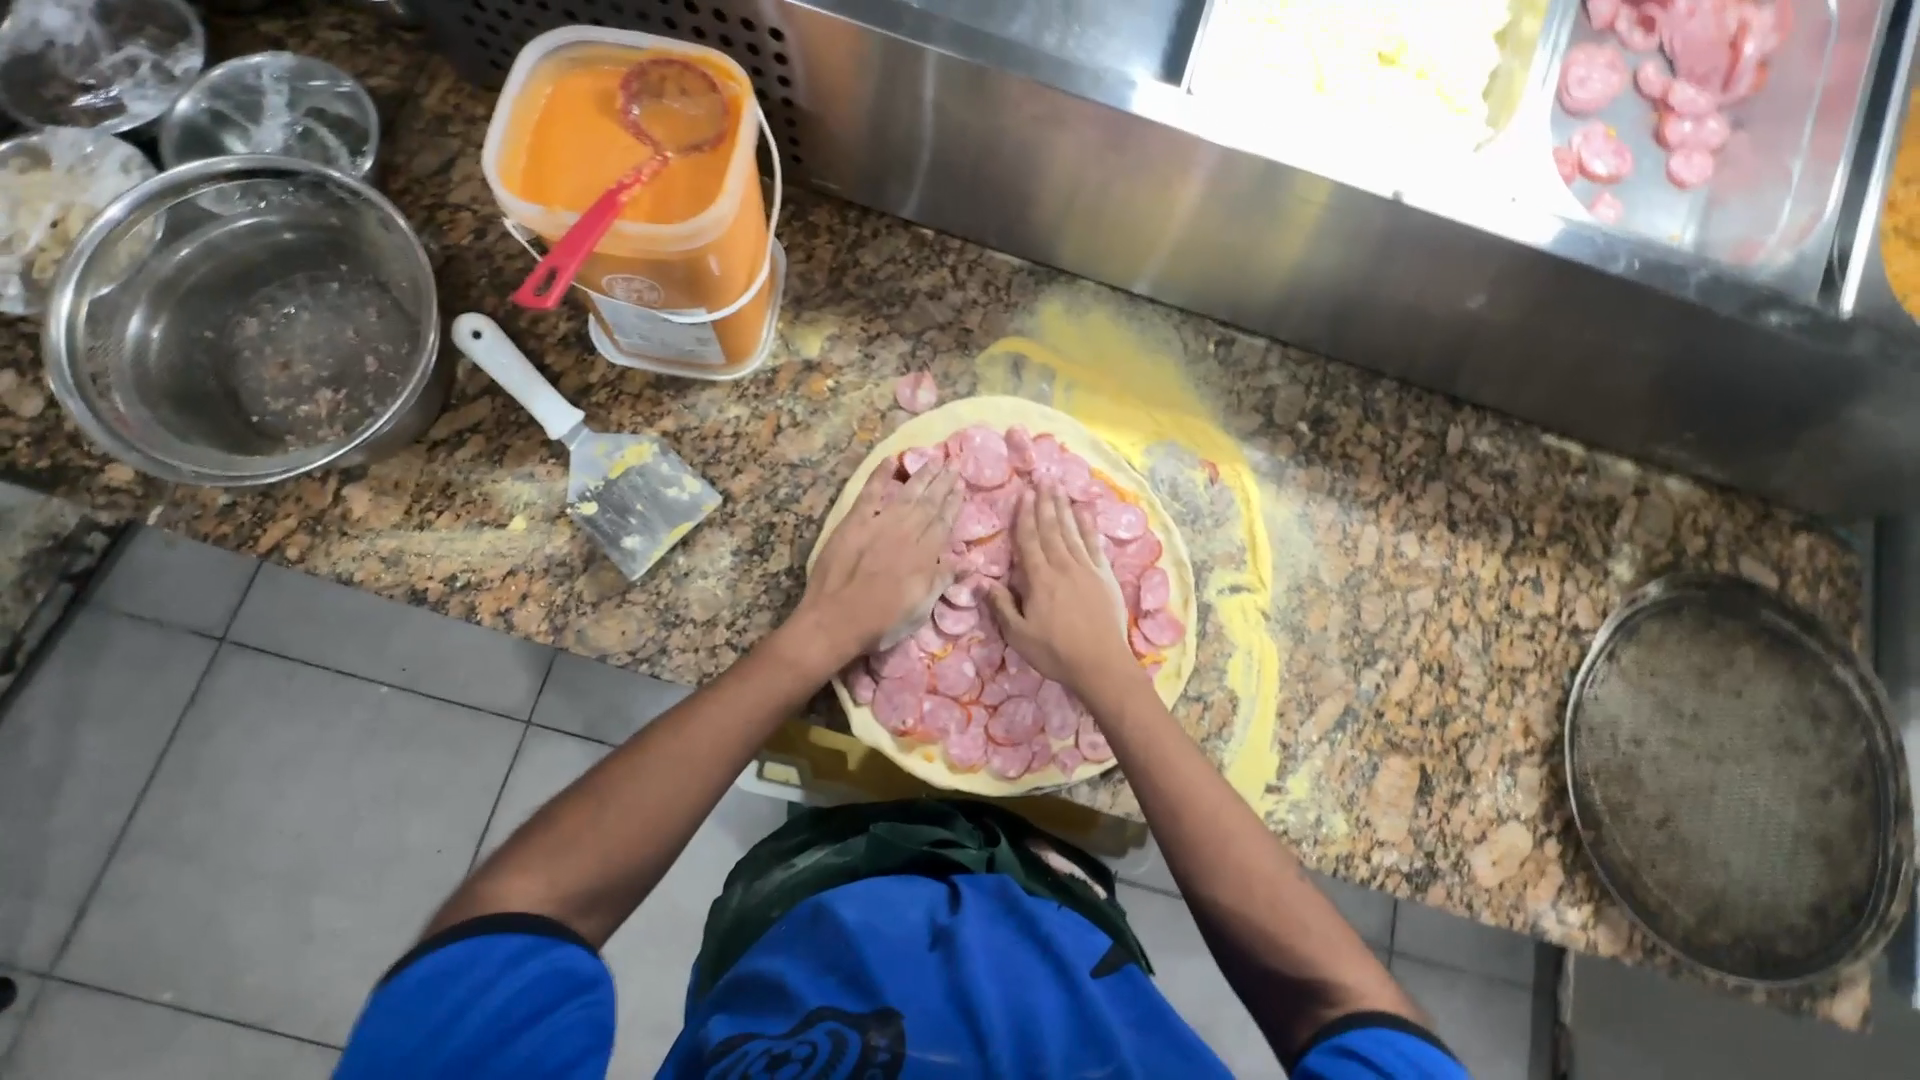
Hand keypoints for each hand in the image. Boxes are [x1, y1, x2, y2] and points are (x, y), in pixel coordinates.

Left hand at [794, 462, 962, 663]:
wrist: (836, 619)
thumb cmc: (882, 622)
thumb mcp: (921, 607)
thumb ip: (943, 579)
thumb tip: (972, 561)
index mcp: (924, 555)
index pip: (944, 522)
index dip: (954, 503)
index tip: (962, 485)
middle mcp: (906, 533)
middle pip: (929, 502)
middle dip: (943, 482)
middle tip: (954, 462)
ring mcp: (879, 524)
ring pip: (907, 493)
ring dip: (922, 474)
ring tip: (935, 458)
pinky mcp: (854, 522)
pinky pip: (869, 492)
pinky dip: (880, 475)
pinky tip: (890, 460)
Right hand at [988, 485, 1137, 693]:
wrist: (1101, 664)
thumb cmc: (1056, 652)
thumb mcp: (1019, 635)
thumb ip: (1001, 605)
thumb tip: (982, 581)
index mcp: (1039, 580)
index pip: (1029, 541)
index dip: (1024, 517)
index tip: (1023, 494)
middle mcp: (1063, 567)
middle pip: (1051, 529)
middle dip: (1044, 504)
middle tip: (1041, 479)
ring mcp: (1087, 569)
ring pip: (1072, 532)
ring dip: (1063, 508)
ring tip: (1058, 488)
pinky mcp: (1105, 576)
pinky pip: (1094, 545)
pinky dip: (1088, 527)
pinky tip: (1084, 513)